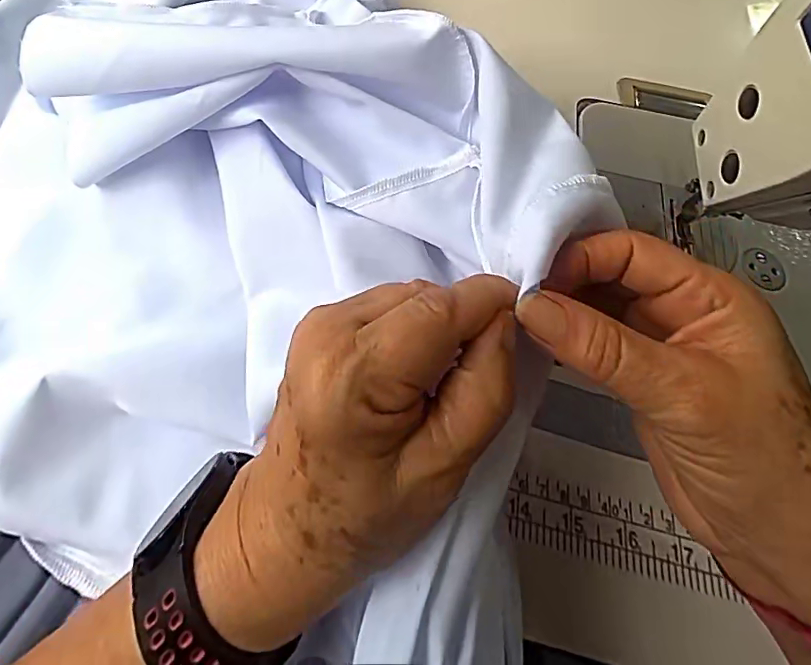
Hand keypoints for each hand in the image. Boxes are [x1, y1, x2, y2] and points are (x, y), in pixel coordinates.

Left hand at [195, 277, 519, 649]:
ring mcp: (316, 320)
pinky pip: (382, 303)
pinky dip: (405, 326)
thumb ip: (484, 388)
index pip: (437, 307)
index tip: (519, 325)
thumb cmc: (365, 509)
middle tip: (468, 378)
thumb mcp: (445, 467)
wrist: (290, 515)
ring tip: (430, 384)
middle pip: (422, 296)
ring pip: (403, 295)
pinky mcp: (315, 320)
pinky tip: (402, 373)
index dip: (487, 306)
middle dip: (460, 323)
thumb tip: (503, 321)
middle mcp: (328, 330)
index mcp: (354, 371)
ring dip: (432, 325)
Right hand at [516, 231, 810, 631]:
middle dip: (561, 279)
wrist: (787, 550)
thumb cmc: (776, 472)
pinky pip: (589, 339)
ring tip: (518, 316)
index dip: (580, 257)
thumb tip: (536, 306)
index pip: (632, 251)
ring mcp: (658, 344)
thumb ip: (603, 347)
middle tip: (518, 295)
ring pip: (594, 304)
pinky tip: (537, 341)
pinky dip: (560, 337)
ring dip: (556, 309)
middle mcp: (684, 313)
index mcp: (714, 299)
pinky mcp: (638, 375)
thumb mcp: (682, 396)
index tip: (536, 279)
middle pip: (608, 272)